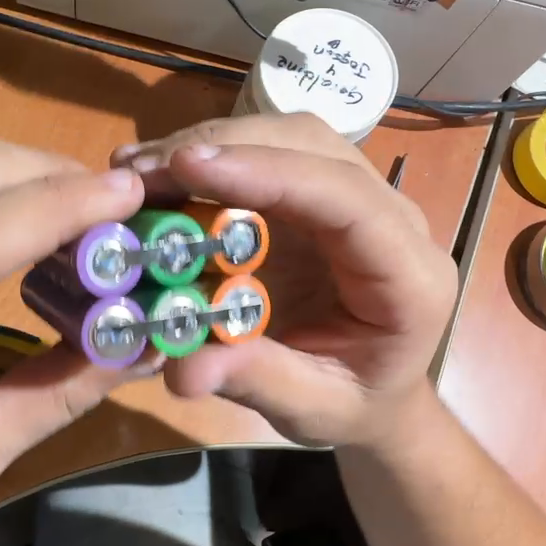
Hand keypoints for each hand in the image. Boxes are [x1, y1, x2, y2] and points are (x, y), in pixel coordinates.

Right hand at [112, 115, 456, 449]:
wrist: (375, 392)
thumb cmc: (355, 402)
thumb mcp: (312, 408)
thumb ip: (257, 382)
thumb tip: (182, 370)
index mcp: (407, 277)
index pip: (346, 200)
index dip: (269, 174)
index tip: (188, 168)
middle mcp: (390, 220)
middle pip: (314, 148)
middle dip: (226, 149)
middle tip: (143, 174)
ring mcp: (354, 199)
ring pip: (289, 137)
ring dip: (212, 144)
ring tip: (138, 171)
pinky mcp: (316, 196)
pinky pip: (268, 153)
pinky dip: (212, 158)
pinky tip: (161, 174)